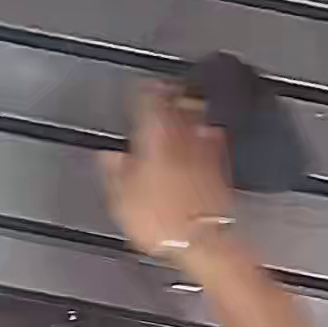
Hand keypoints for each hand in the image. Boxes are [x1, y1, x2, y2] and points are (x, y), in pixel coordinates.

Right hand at [98, 81, 233, 261]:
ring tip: (186, 100)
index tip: (139, 86)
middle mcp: (181, 142)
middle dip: (168, 95)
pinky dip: (208, 134)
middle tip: (164, 86)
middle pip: (175, 108)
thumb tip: (108, 158)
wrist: (200, 241)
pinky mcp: (219, 172)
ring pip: (196, 122)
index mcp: (154, 142)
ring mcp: (203, 155)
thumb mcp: (122, 200)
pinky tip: (209, 132)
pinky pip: (212, 143)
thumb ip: (115, 174)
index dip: (142, 92)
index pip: (147, 105)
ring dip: (190, 109)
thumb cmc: (162, 222)